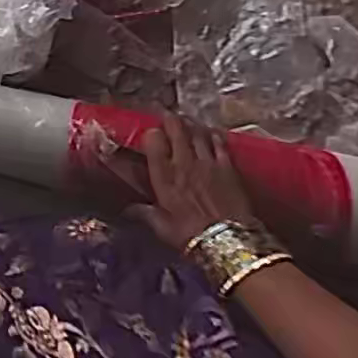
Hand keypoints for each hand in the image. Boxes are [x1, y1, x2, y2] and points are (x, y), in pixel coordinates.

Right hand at [103, 115, 260, 250]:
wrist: (228, 241)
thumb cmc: (190, 235)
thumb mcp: (162, 227)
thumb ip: (145, 214)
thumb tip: (129, 210)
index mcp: (164, 175)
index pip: (154, 141)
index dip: (152, 134)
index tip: (151, 135)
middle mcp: (184, 162)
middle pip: (177, 129)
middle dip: (171, 120)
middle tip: (168, 116)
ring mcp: (207, 161)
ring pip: (198, 132)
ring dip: (191, 125)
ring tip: (188, 122)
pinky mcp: (228, 166)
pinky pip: (219, 143)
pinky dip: (214, 136)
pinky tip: (212, 133)